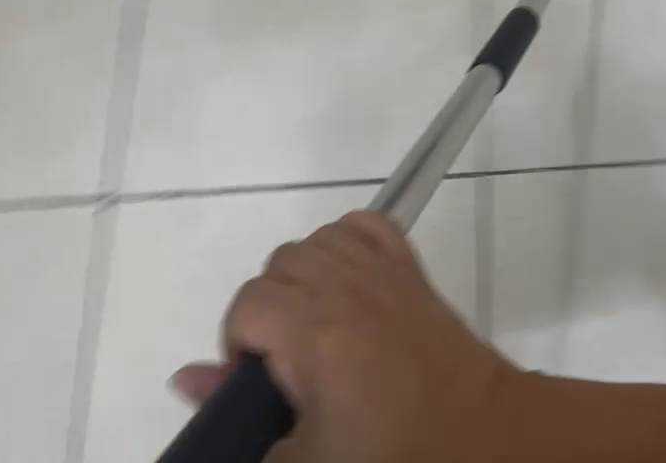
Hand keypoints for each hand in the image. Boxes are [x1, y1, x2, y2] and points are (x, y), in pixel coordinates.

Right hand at [171, 210, 522, 461]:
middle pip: (280, 262)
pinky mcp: (412, 269)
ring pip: (319, 238)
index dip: (239, 341)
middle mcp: (346, 286)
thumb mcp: (300, 455)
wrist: (477, 433)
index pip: (247, 302)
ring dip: (305, 271)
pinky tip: (347, 278)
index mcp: (314, 332)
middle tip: (285, 359)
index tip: (259, 378)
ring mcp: (383, 270)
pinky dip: (349, 238)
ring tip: (314, 323)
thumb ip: (237, 415)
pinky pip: (369, 225)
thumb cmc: (389, 452)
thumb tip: (188, 377)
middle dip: (268, 307)